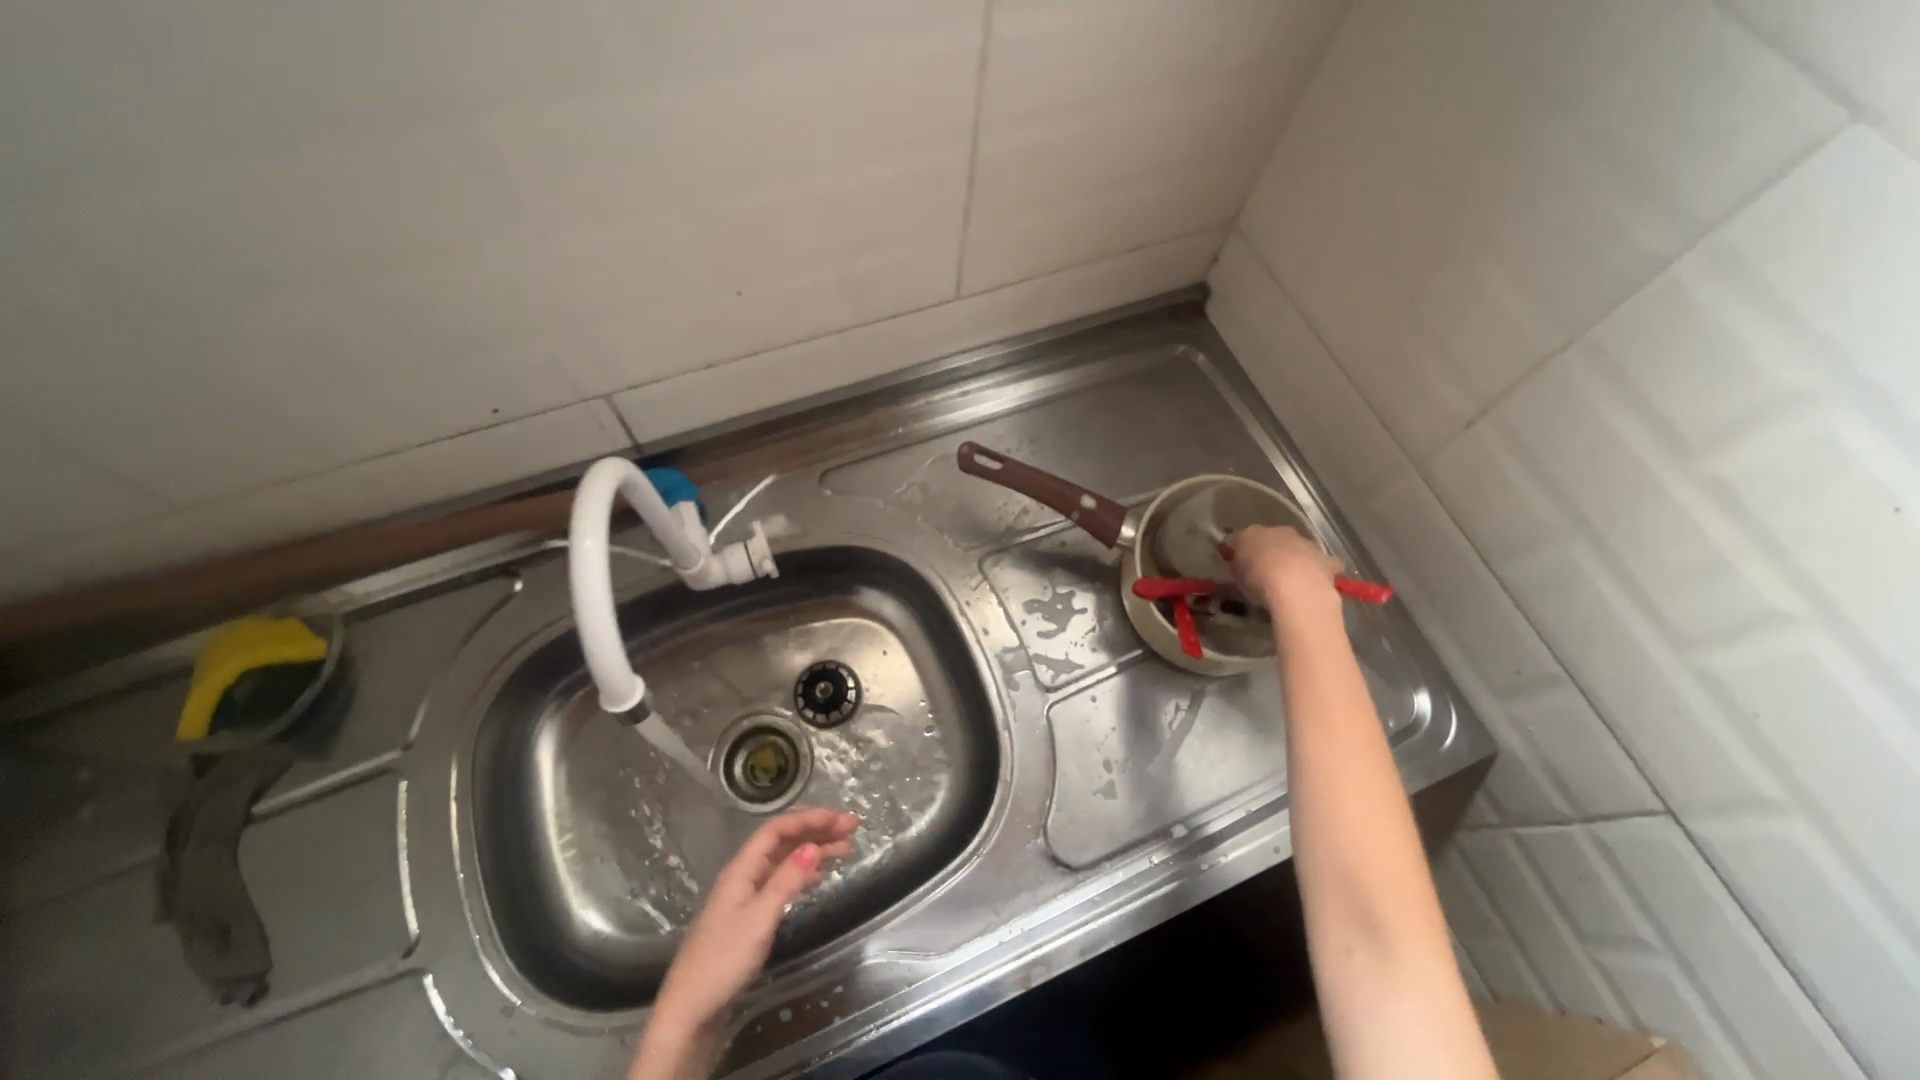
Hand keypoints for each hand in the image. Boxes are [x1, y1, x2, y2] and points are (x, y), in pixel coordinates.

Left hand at [630, 808, 858, 1079]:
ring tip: (845, 850)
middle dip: (816, 831)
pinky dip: (803, 875)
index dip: (809, 819)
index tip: (841, 819)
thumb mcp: (759, 918)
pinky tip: (819, 878)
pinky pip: (781, 883)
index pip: (777, 830)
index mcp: (742, 870)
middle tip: (852, 829)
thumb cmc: (724, 960)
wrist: (692, 1009)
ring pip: (783, 862)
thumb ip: (786, 881)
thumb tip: (813, 846)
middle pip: (782, 843)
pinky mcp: (750, 919)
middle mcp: (744, 877)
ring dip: (813, 852)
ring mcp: (746, 897)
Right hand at [1227, 525, 1343, 627]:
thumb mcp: (1237, 577)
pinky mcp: (1325, 559)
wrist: (1297, 589)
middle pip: (1269, 539)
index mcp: (1253, 533)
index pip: (1238, 537)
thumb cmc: (1259, 581)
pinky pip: (1322, 561)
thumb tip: (1227, 559)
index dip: (1234, 549)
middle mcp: (1280, 531)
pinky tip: (1314, 580)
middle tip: (1261, 571)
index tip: (1231, 562)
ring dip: (1291, 557)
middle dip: (1266, 550)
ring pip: (1295, 547)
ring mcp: (1305, 543)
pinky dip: (1318, 567)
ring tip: (1287, 579)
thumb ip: (1233, 565)